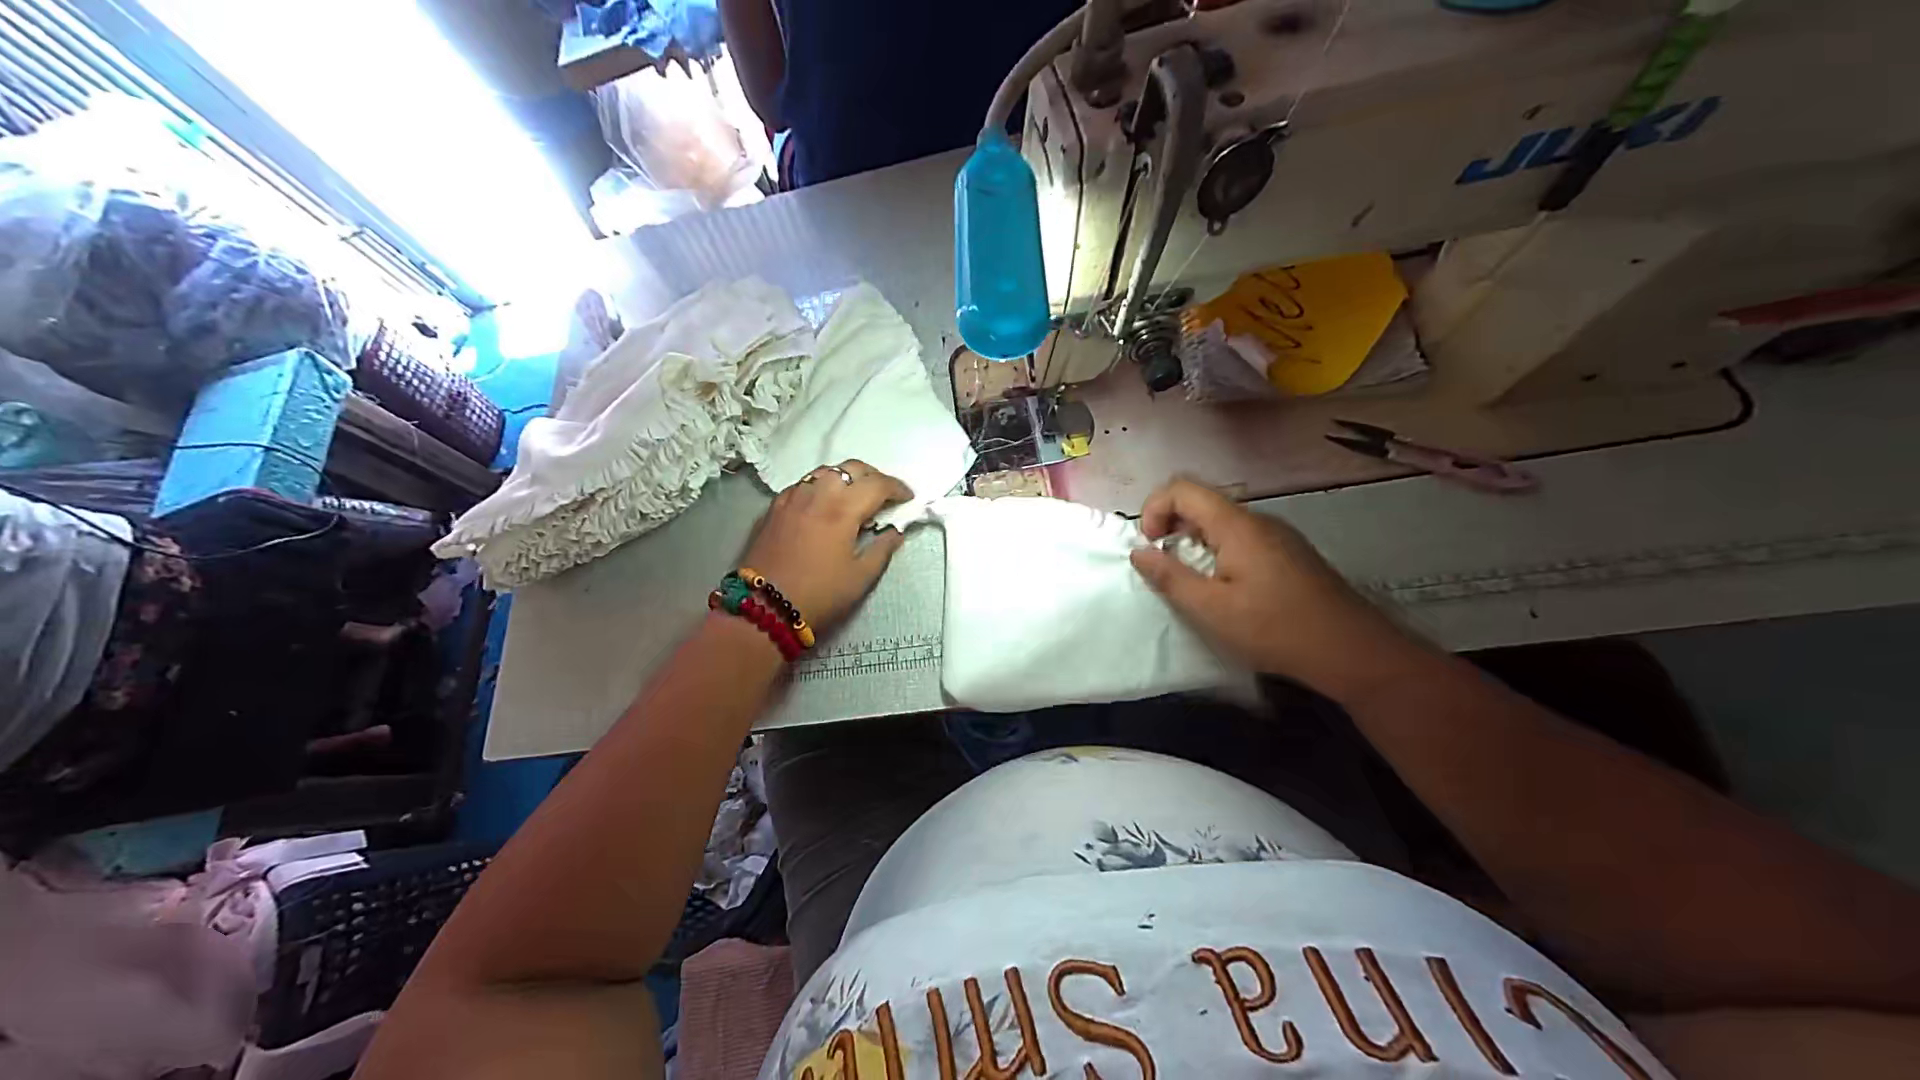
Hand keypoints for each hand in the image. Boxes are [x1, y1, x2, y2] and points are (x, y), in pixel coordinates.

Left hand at [738, 460, 912, 636]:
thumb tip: (895, 532)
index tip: (908, 498)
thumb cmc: (819, 594)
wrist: (764, 606)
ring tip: (855, 496)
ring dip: (846, 477)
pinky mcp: (774, 507)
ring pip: (825, 472)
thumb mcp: (860, 577)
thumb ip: (882, 550)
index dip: (897, 488)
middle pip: (851, 469)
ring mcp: (792, 497)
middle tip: (885, 494)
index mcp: (843, 509)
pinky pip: (803, 484)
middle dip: (873, 476)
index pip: (877, 485)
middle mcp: (818, 494)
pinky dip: (821, 486)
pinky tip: (824, 504)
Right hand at [1129, 477, 1405, 689]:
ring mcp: (1278, 536)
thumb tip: (1138, 552)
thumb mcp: (1210, 609)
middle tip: (1164, 569)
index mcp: (1237, 525)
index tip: (1150, 547)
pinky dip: (1218, 554)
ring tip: (1193, 585)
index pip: (1182, 488)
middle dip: (1171, 528)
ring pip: (1222, 524)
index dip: (1154, 509)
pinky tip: (1227, 592)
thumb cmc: (1275, 629)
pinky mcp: (1290, 554)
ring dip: (1194, 544)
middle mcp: (1259, 520)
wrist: (1353, 651)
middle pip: (1202, 503)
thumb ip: (1169, 577)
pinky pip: (1242, 540)